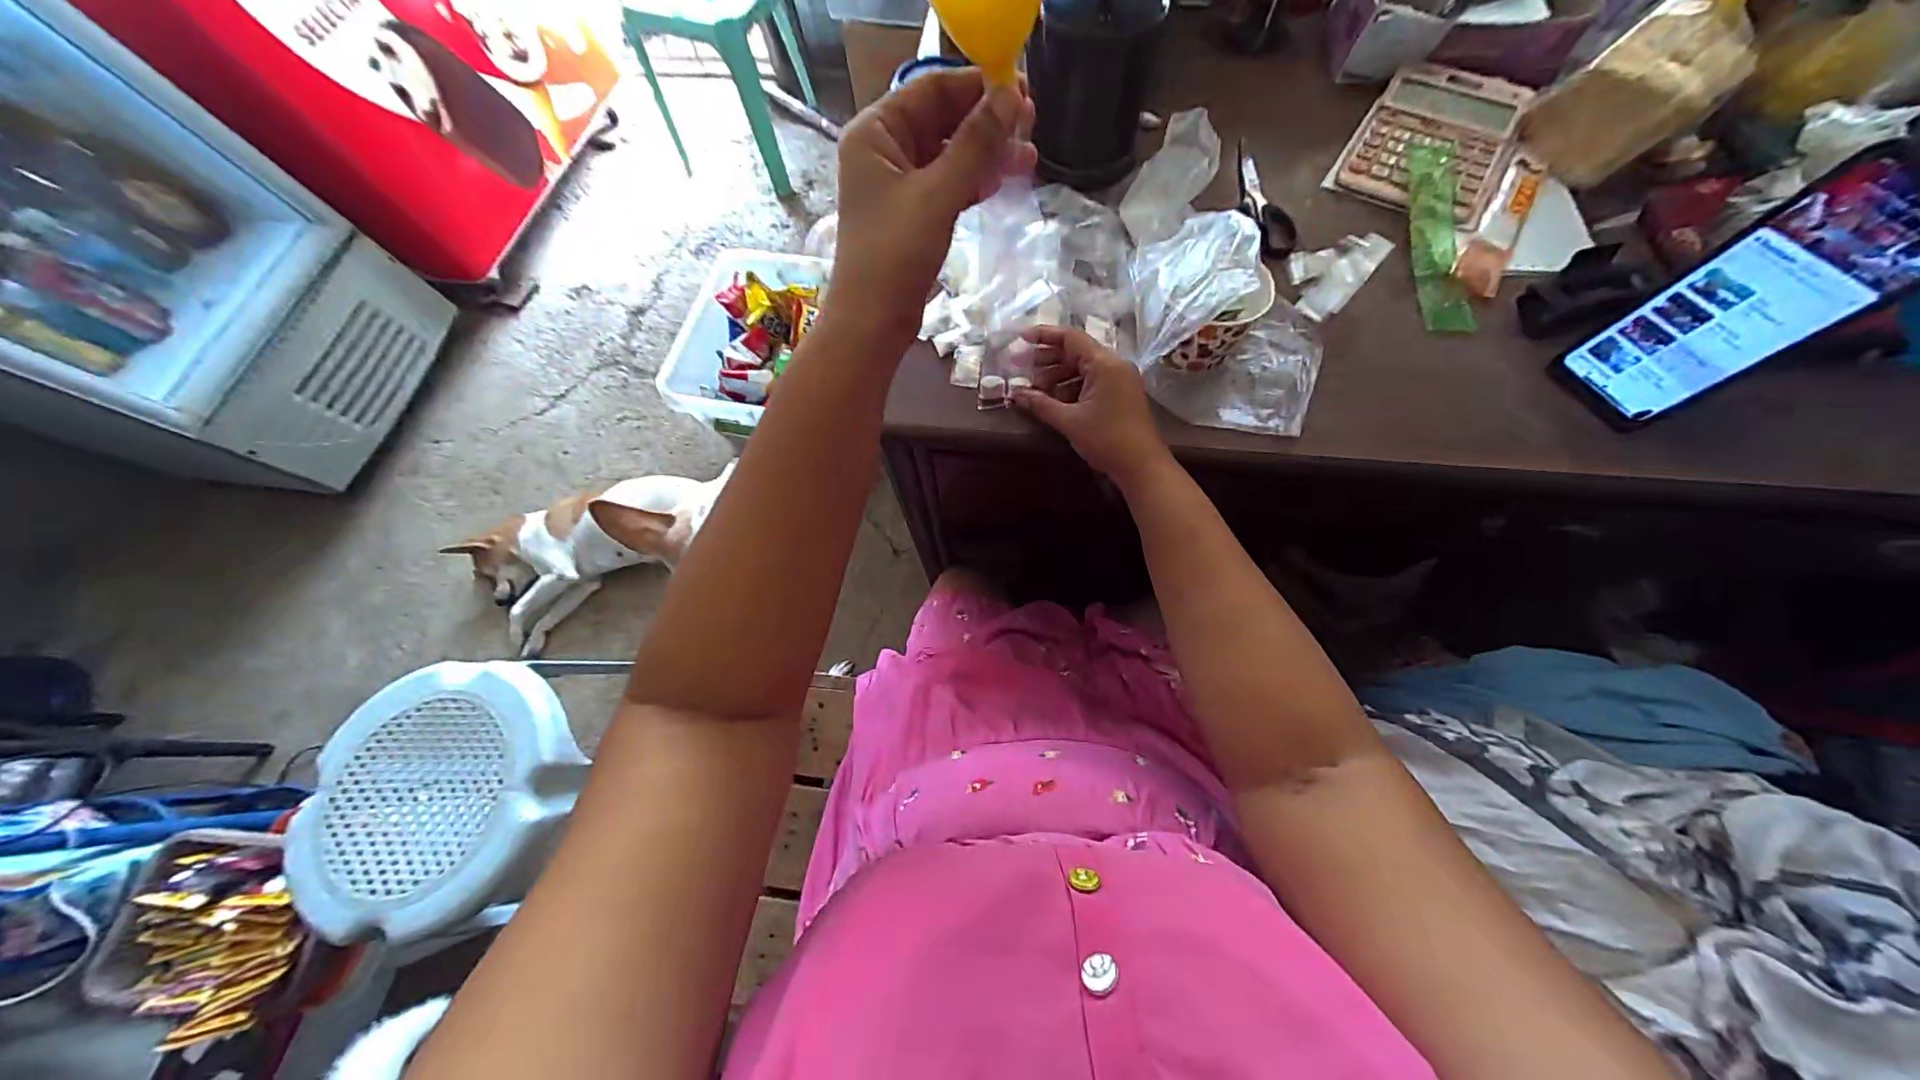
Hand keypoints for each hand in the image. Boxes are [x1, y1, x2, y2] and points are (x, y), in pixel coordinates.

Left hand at [829, 69, 1035, 338]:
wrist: (872, 322)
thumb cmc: (895, 255)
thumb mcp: (938, 194)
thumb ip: (976, 144)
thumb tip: (1011, 96)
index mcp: (875, 132)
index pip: (932, 89)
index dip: (977, 86)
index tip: (1022, 90)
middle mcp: (882, 150)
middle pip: (941, 119)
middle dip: (985, 121)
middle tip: (1031, 124)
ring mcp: (896, 183)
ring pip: (947, 153)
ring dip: (985, 153)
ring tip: (1029, 157)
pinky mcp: (910, 213)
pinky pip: (946, 183)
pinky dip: (973, 180)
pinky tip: (1004, 180)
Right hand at [1012, 326, 1174, 488]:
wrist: (1142, 466)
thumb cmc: (1107, 439)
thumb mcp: (1069, 421)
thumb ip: (1041, 404)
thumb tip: (1016, 393)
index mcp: (1104, 363)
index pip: (1070, 338)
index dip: (1043, 335)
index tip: (1020, 339)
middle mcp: (1114, 365)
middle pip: (1075, 352)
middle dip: (1046, 359)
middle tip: (1019, 366)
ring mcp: (1119, 380)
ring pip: (1082, 368)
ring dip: (1056, 375)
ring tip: (1032, 387)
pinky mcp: (1120, 394)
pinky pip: (1091, 381)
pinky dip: (1070, 386)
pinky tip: (1051, 399)